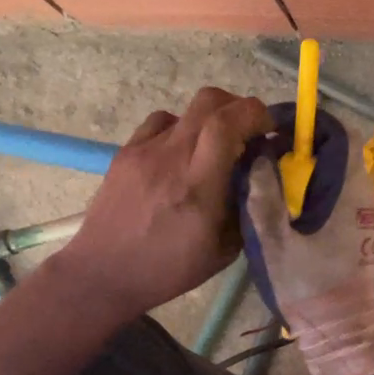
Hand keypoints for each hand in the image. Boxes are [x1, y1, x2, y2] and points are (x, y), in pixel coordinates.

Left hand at [53, 88, 271, 322]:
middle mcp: (170, 159)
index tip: (271, 130)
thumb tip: (266, 175)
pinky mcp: (125, 152)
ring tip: (215, 148)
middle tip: (250, 132)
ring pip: (186, 110)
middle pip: (209, 101)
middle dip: (239, 108)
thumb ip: (249, 206)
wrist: (103, 273)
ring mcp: (143, 151)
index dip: (255, 114)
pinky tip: (182, 154)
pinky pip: (161, 123)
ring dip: (210, 120)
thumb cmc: (170, 269)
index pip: (227, 123)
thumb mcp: (226, 248)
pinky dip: (182, 130)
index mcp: (198, 186)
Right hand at [245, 132, 373, 374]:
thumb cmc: (309, 287)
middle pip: (341, 150)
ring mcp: (366, 212)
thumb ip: (264, 197)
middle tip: (266, 150)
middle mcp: (365, 196)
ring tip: (270, 172)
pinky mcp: (359, 226)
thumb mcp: (276, 242)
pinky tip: (286, 199)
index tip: (277, 126)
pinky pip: (340, 190)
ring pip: (340, 170)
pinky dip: (315, 184)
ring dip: (309, 164)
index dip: (312, 123)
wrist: (342, 331)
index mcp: (350, 193)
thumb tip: (258, 156)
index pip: (342, 135)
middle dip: (304, 143)